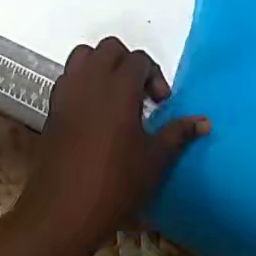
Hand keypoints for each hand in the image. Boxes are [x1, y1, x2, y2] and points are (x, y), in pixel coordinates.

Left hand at [18, 37, 208, 248]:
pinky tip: (93, 110)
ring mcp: (68, 90)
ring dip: (101, 65)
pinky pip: (68, 76)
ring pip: (84, 55)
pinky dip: (82, 81)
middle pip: (110, 48)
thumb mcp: (154, 159)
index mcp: (119, 86)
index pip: (139, 59)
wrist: (65, 207)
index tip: (160, 103)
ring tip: (114, 95)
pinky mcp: (53, 105)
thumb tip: (203, 121)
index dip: (154, 76)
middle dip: (128, 62)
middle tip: (140, 93)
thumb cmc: (116, 182)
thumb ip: (177, 133)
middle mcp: (91, 79)